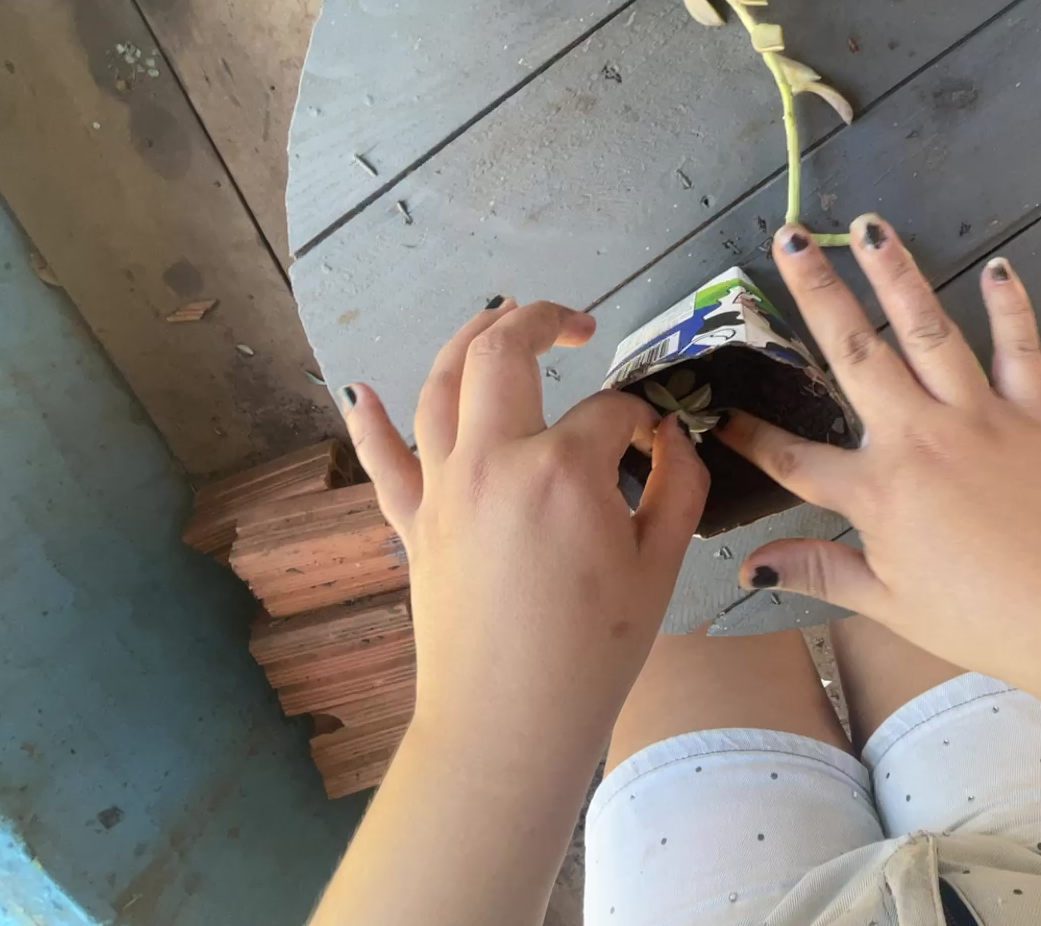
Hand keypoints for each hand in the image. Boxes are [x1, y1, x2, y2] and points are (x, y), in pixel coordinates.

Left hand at [340, 299, 708, 730]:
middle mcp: (493, 459)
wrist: (510, 725)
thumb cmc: (596, 648)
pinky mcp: (415, 522)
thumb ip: (681, 482)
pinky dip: (368, 420)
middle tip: (578, 323)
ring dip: (468, 338)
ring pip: (440, 385)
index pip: (611, 412)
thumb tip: (671, 435)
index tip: (657, 442)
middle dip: (543, 320)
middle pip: (504, 353)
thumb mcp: (661, 562)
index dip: (643, 420)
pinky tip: (358, 389)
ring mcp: (443, 487)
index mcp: (562, 469)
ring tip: (498, 316)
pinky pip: (381, 460)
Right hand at [716, 216, 1040, 680]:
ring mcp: (977, 417)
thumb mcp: (889, 604)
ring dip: (896, 275)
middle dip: (814, 293)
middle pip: (854, 354)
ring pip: (927, 331)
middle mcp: (918, 437)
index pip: (794, 458)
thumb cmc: (984, 619)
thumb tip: (751, 569)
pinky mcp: (1032, 412)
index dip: (750, 436)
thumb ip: (817, 573)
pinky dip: (1010, 305)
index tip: (719, 409)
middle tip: (788, 241)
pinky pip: (1019, 347)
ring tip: (868, 227)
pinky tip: (996, 266)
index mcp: (878, 492)